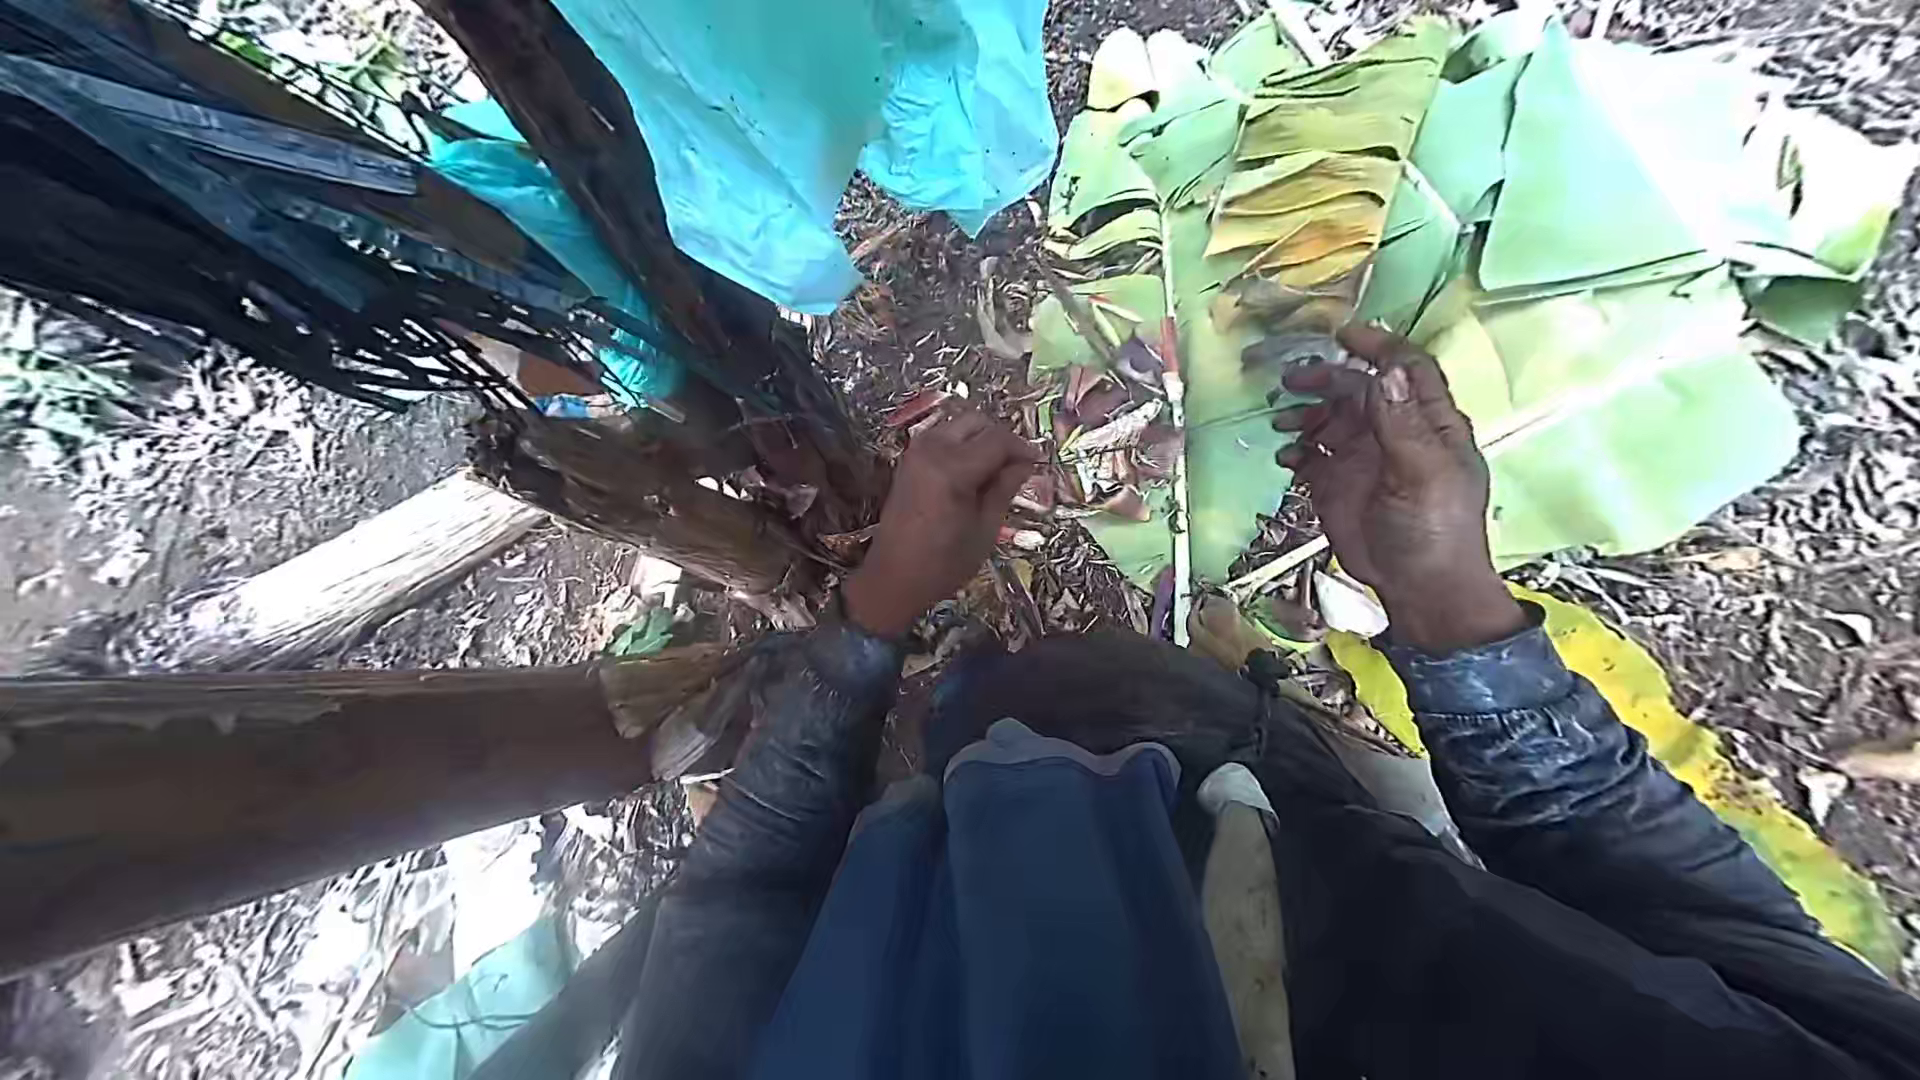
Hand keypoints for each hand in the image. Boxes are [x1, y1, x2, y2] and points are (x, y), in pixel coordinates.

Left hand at [842, 410, 1039, 637]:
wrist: (894, 578)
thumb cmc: (944, 563)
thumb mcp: (985, 529)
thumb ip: (1004, 488)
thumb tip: (1025, 463)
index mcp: (952, 469)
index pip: (997, 439)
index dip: (1022, 448)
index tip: (1037, 462)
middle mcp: (931, 450)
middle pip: (976, 422)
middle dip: (1000, 438)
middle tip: (1017, 465)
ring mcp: (915, 453)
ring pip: (957, 425)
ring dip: (979, 439)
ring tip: (995, 469)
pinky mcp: (907, 461)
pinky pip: (941, 437)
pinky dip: (961, 444)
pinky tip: (972, 472)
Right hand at [1272, 326, 1524, 651]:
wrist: (1416, 583)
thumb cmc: (1433, 528)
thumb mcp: (1423, 474)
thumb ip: (1402, 424)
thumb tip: (1385, 371)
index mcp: (1426, 423)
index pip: (1405, 370)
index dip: (1378, 348)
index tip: (1341, 335)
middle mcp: (1392, 432)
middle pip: (1357, 391)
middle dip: (1325, 381)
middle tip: (1290, 382)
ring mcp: (1361, 457)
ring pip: (1328, 420)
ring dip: (1304, 416)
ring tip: (1282, 424)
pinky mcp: (1335, 482)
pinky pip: (1310, 455)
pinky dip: (1295, 451)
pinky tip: (1286, 458)